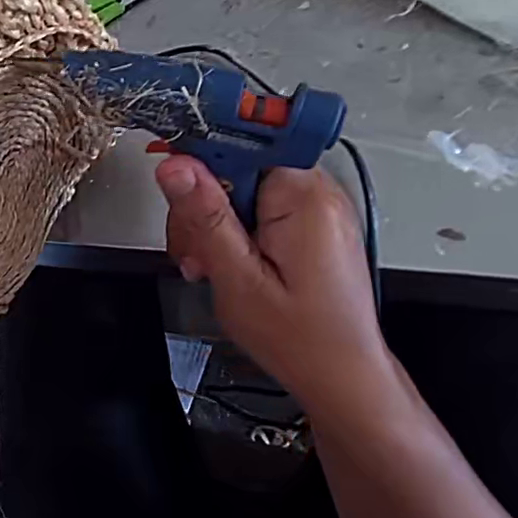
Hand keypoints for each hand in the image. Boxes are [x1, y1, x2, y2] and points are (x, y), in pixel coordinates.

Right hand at [157, 155, 384, 403]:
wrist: (342, 377)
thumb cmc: (301, 338)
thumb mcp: (237, 279)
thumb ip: (205, 217)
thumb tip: (176, 167)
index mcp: (303, 197)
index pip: (243, 140)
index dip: (202, 156)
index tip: (175, 179)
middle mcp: (315, 192)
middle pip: (234, 166)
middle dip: (202, 205)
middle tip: (195, 251)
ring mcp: (313, 207)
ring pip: (239, 187)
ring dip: (212, 222)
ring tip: (209, 264)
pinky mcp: (308, 222)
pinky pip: (257, 205)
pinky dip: (233, 230)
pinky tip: (225, 262)